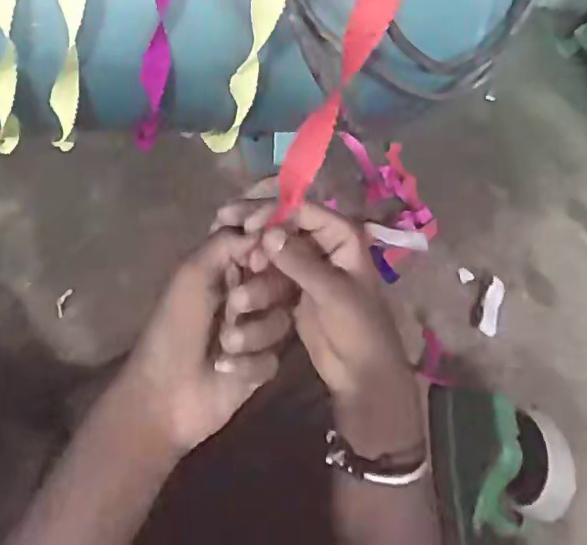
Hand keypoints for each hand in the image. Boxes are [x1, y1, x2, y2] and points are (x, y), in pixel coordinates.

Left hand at [114, 229, 297, 452]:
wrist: (164, 394)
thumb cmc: (174, 326)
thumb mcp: (192, 273)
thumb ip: (226, 242)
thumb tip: (264, 226)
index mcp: (228, 265)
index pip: (265, 244)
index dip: (270, 248)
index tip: (260, 256)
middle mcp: (247, 291)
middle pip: (281, 280)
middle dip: (260, 293)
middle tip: (234, 304)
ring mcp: (256, 329)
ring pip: (282, 318)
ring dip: (252, 332)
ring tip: (225, 344)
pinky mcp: (262, 365)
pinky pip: (275, 355)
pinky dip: (249, 363)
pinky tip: (225, 368)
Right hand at [230, 202, 424, 457]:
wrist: (363, 376)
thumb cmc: (359, 330)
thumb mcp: (332, 293)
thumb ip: (300, 262)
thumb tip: (268, 234)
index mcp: (341, 235)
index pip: (302, 210)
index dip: (273, 211)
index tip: (246, 223)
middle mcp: (323, 242)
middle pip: (283, 222)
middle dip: (254, 221)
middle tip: (223, 219)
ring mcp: (307, 264)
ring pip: (273, 246)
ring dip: (251, 249)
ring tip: (232, 257)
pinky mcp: (294, 285)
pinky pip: (270, 269)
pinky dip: (253, 269)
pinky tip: (234, 269)